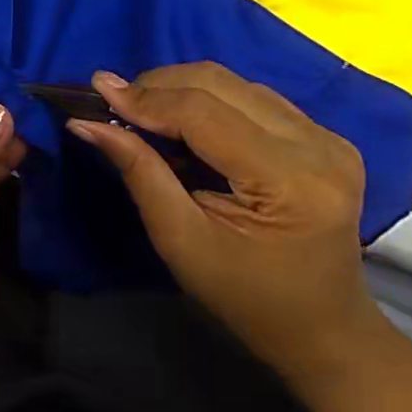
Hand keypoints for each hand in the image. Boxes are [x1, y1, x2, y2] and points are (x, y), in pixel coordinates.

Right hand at [68, 64, 381, 378]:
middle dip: (157, 86)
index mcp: (290, 182)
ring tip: (144, 112)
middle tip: (114, 102)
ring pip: (231, 82)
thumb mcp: (180, 240)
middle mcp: (318, 148)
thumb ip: (138, 171)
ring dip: (179, 88)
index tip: (95, 91)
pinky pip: (249, 94)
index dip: (145, 98)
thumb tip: (85, 120)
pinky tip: (184, 121)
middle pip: (218, 84)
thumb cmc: (246, 295)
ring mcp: (326, 137)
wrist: (323, 329)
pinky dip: (205, 97)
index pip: (203, 113)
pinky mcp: (324, 135)